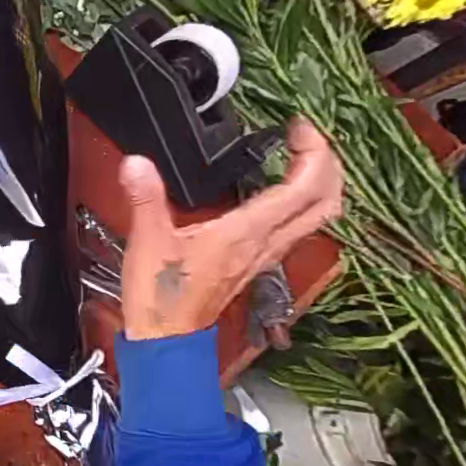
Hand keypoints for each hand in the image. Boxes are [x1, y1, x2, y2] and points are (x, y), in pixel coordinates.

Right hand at [118, 118, 343, 339]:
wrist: (166, 338)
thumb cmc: (162, 297)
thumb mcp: (149, 241)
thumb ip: (146, 197)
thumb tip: (137, 163)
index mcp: (245, 233)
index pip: (302, 188)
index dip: (313, 151)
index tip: (297, 127)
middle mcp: (264, 244)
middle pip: (326, 203)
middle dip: (328, 164)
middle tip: (307, 138)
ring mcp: (264, 255)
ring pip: (317, 218)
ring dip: (321, 184)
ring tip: (302, 157)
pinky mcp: (254, 262)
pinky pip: (296, 229)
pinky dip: (301, 204)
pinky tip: (281, 192)